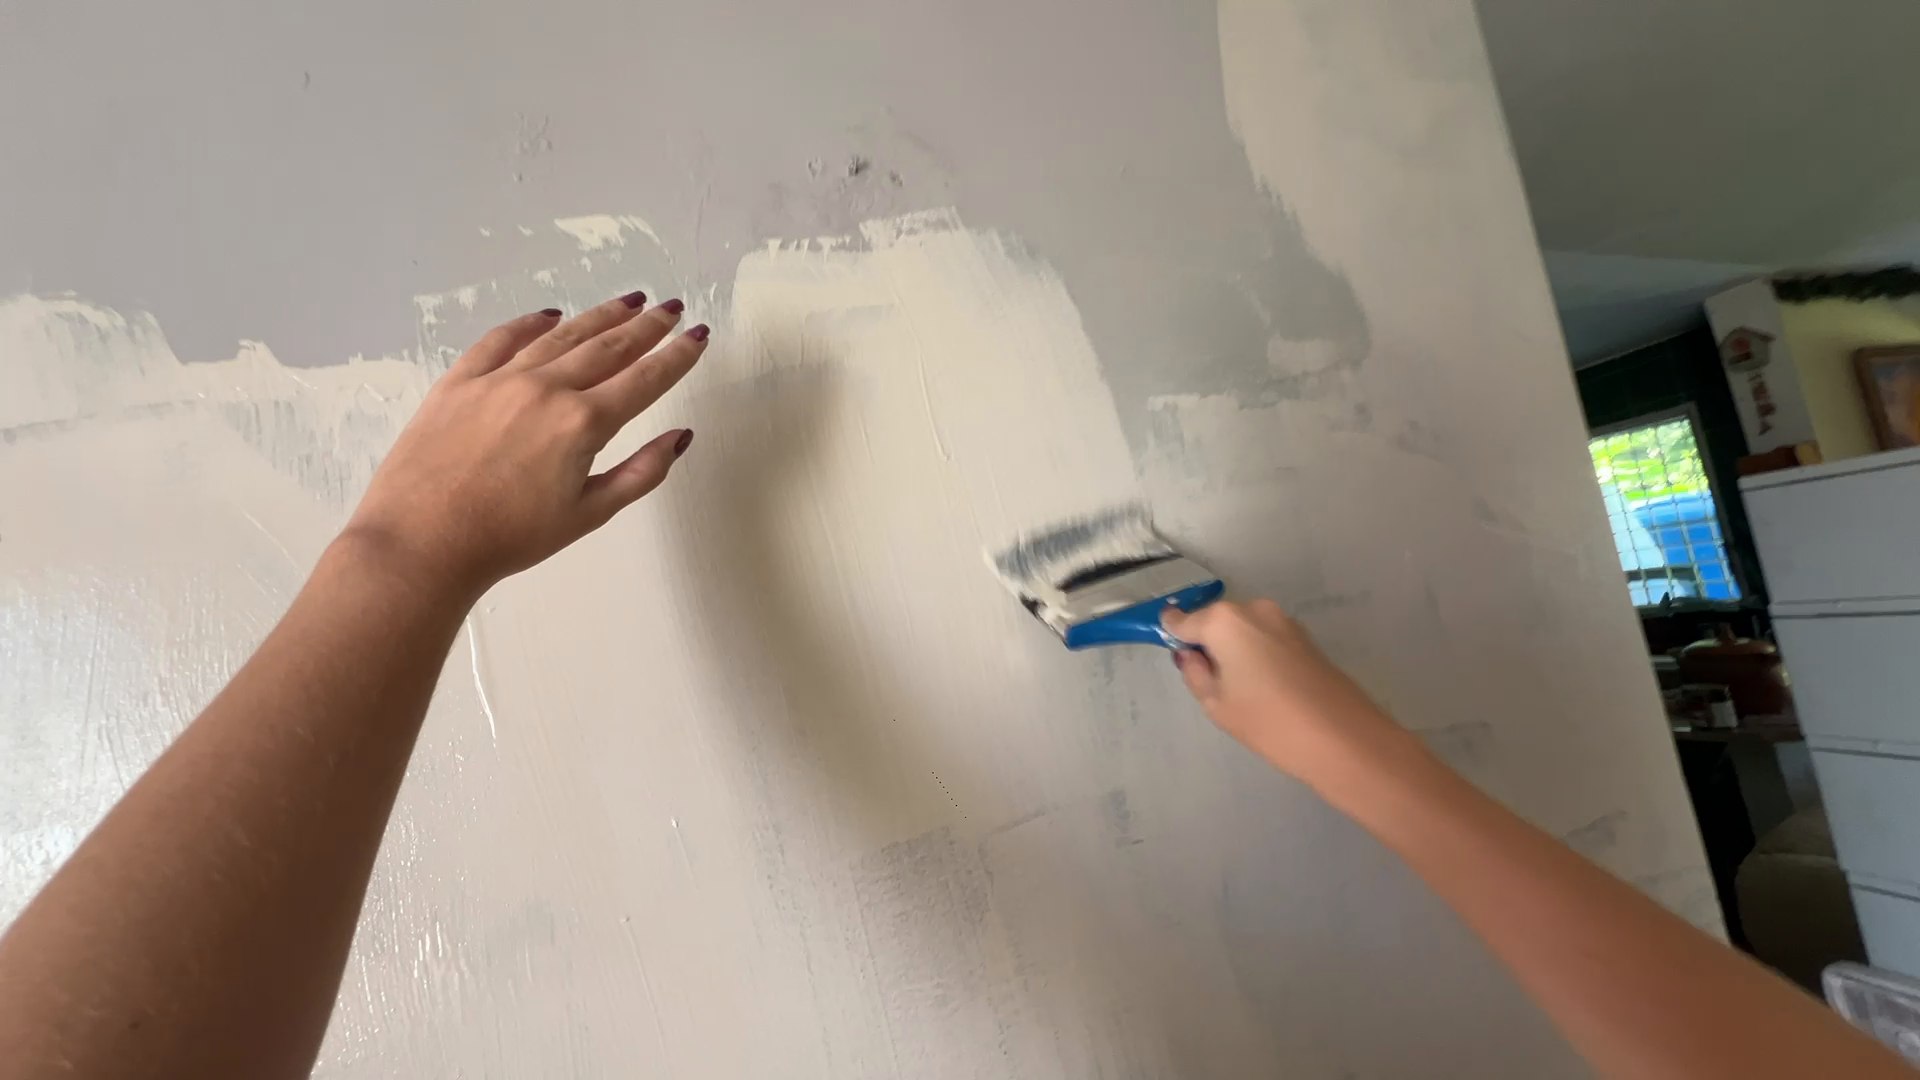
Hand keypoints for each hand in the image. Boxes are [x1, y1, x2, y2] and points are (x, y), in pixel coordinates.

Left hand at [343, 293, 708, 597]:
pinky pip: (500, 340)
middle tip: (671, 306)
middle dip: (646, 325)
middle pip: (608, 347)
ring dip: (600, 316)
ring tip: (628, 300)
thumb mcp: (592, 513)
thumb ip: (642, 472)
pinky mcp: (459, 381)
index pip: (645, 380)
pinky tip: (549, 314)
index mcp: (583, 424)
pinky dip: (529, 323)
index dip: (677, 356)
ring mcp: (499, 380)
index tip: (700, 335)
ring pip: (561, 336)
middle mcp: (546, 389)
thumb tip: (680, 437)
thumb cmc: (514, 536)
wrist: (422, 540)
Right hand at [1163, 600, 1401, 777]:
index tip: (1171, 650)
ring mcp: (1282, 621)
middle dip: (1207, 642)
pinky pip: (1265, 638)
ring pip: (1242, 629)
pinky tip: (1265, 687)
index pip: (1183, 620)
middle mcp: (1252, 609)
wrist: (1344, 739)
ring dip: (1233, 648)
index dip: (1173, 634)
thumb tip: (1192, 655)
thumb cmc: (1268, 721)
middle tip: (1209, 680)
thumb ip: (1195, 673)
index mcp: (1223, 620)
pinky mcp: (1304, 637)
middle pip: (1214, 621)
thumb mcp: (1216, 704)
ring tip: (1241, 689)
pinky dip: (1256, 654)